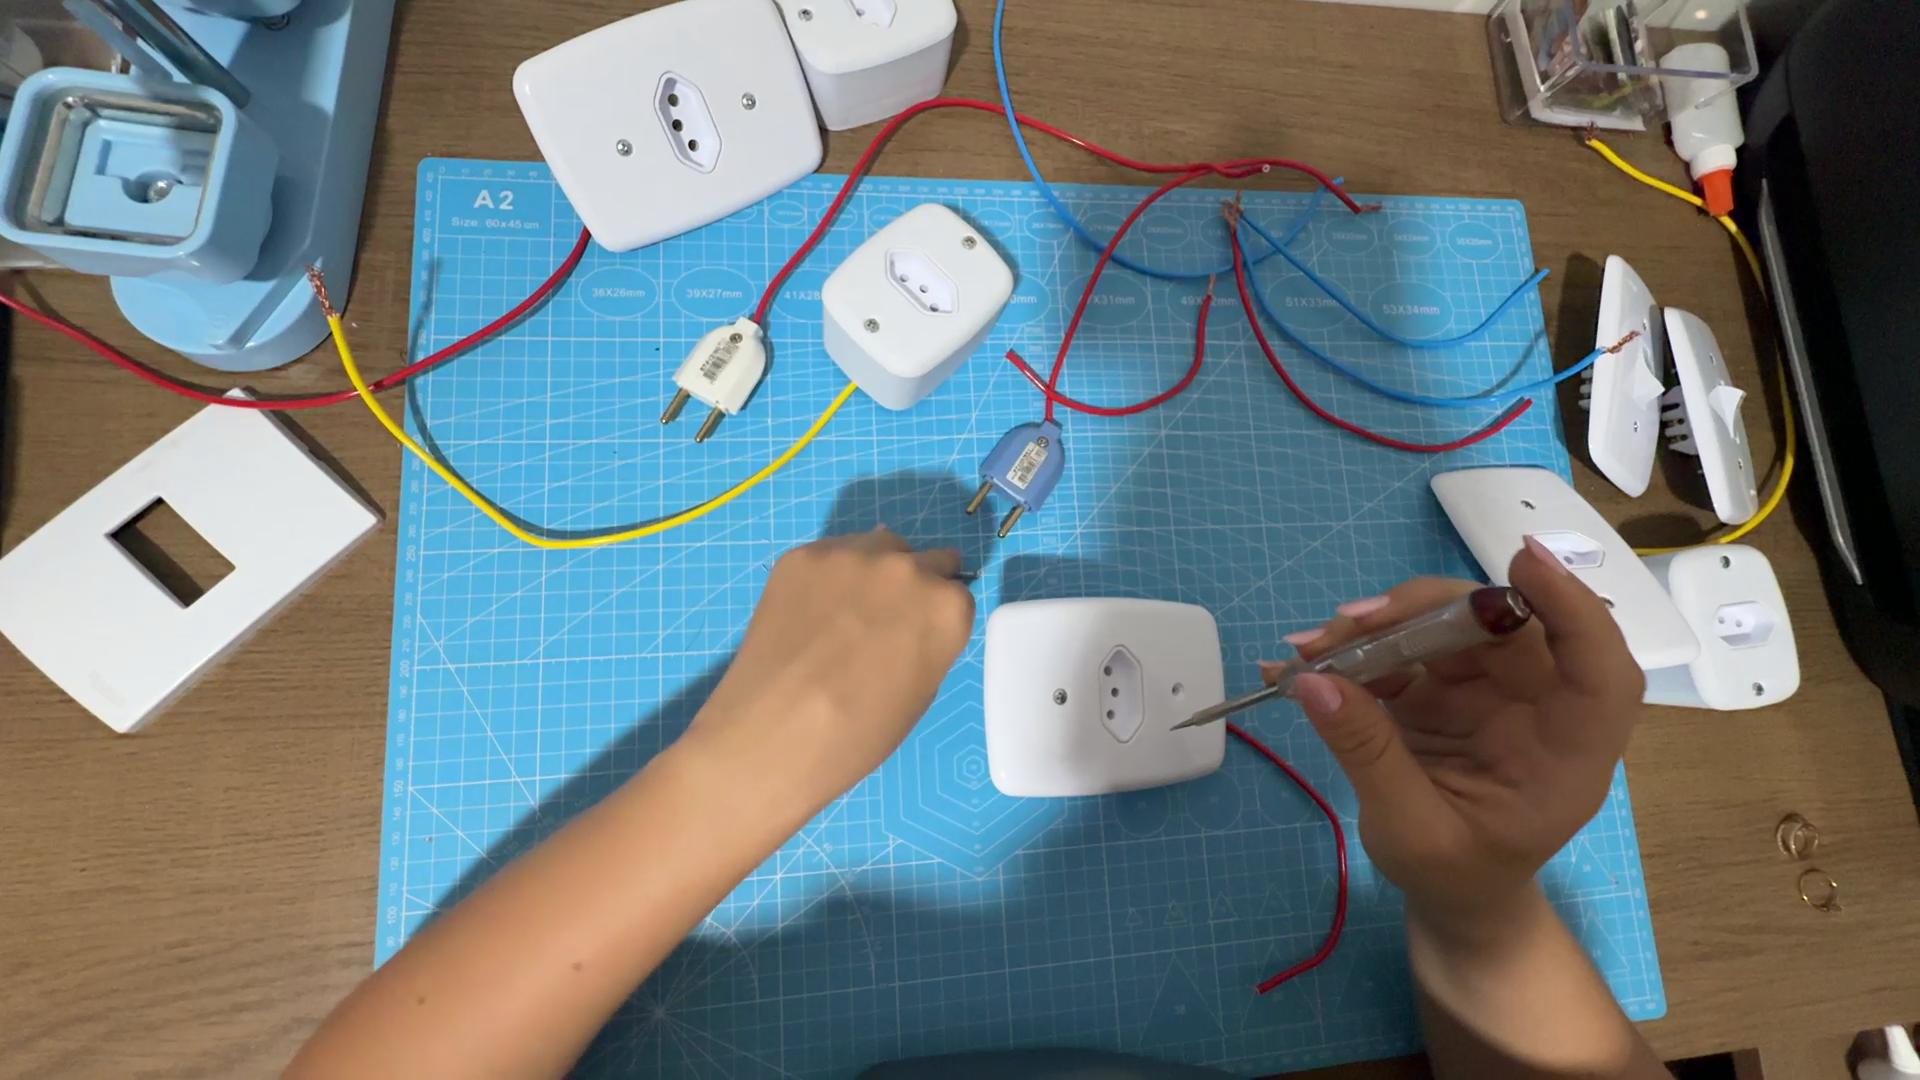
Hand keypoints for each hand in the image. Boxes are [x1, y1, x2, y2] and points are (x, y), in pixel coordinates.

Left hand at [687, 528, 974, 814]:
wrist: (775, 734)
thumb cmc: (860, 733)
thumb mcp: (920, 692)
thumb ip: (927, 641)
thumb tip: (910, 621)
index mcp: (947, 607)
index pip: (956, 593)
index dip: (936, 616)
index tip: (917, 636)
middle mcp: (907, 568)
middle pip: (926, 560)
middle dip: (914, 585)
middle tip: (884, 621)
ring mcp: (852, 555)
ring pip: (878, 546)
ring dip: (874, 570)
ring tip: (844, 612)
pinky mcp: (804, 555)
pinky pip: (829, 555)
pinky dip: (827, 577)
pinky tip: (808, 612)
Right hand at [1273, 536, 1643, 932]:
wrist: (1452, 894)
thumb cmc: (1455, 875)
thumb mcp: (1409, 828)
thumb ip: (1367, 753)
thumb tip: (1311, 680)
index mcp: (1561, 753)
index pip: (1596, 672)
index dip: (1570, 611)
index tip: (1524, 560)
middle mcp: (1530, 706)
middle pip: (1496, 626)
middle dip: (1419, 610)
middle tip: (1346, 622)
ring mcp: (1482, 692)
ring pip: (1440, 625)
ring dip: (1372, 626)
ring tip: (1309, 648)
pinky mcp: (1437, 689)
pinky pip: (1398, 648)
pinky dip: (1350, 648)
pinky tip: (1302, 661)